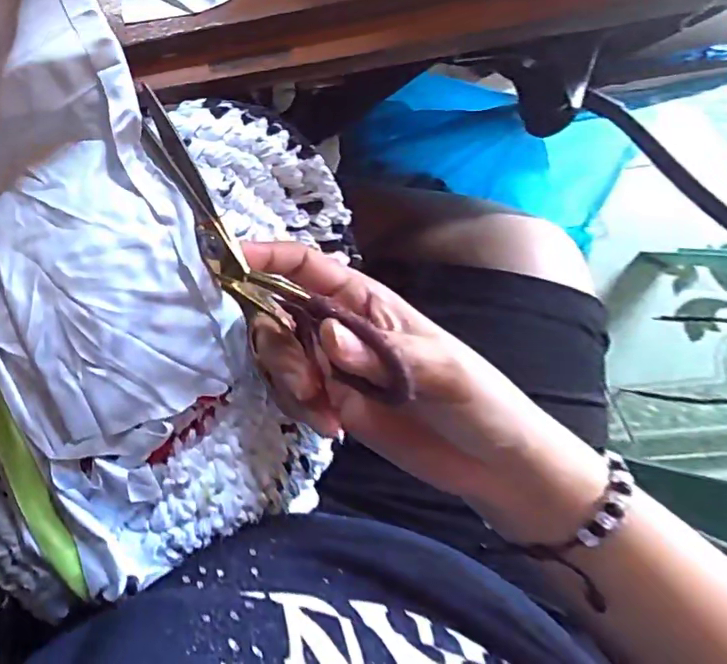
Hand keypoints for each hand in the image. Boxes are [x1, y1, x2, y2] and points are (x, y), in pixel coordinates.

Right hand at [241, 242, 608, 544]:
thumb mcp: (440, 371)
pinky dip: (299, 407)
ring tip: (322, 410)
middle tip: (305, 382)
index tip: (229, 260)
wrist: (497, 470)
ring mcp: (328, 362)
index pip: (303, 265)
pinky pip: (288, 391)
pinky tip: (333, 428)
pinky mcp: (326, 398)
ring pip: (276, 353)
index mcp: (360, 300)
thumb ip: (380, 351)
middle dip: (277, 344)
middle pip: (274, 312)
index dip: (265, 256)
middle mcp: (334, 324)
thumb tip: (325, 333)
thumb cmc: (479, 399)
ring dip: (287, 380)